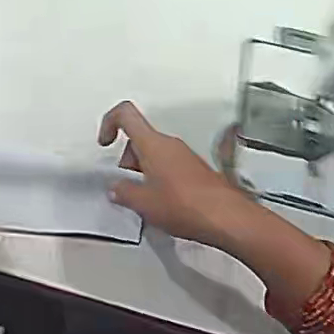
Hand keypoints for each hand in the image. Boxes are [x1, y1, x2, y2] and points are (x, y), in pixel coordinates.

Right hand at [98, 101, 260, 247]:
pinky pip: (169, 165)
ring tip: (145, 200)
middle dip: (126, 160)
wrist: (227, 218)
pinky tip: (162, 203)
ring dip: (143, 171)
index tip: (105, 141)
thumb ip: (123, 192)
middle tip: (126, 185)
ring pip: (154, 153)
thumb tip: (117, 188)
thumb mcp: (143, 203)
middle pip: (139, 139)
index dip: (109, 123)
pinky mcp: (195, 170)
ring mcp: (184, 156)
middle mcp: (170, 144)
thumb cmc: (188, 205)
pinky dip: (159, 178)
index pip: (125, 115)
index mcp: (153, 144)